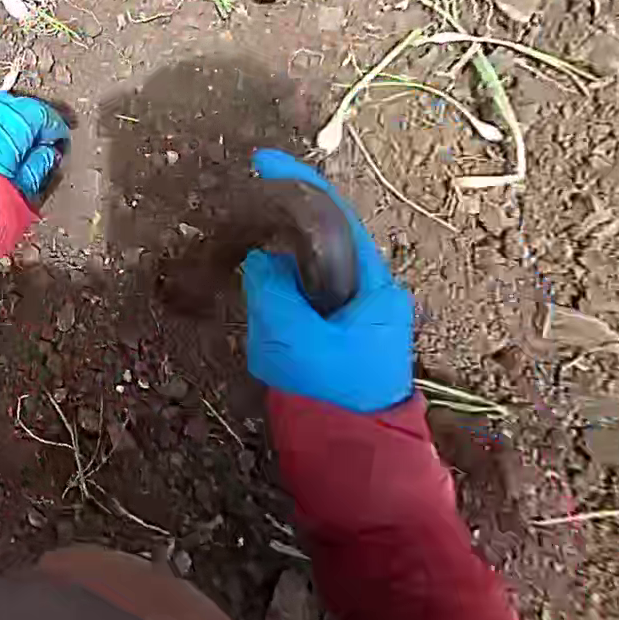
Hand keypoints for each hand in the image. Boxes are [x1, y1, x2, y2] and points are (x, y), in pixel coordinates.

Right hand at [242, 148, 414, 412]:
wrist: (353, 459)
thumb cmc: (327, 392)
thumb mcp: (291, 334)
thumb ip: (272, 287)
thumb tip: (263, 260)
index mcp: (371, 285)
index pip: (336, 216)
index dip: (301, 184)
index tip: (264, 161)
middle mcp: (369, 292)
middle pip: (326, 235)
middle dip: (288, 213)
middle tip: (247, 196)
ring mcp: (354, 314)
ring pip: (314, 263)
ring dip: (282, 245)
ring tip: (247, 229)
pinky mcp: (336, 334)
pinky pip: (306, 289)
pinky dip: (282, 276)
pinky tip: (260, 274)